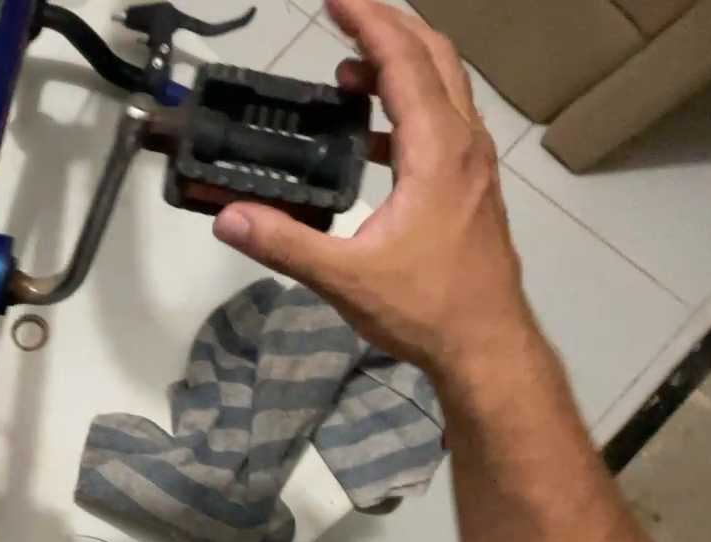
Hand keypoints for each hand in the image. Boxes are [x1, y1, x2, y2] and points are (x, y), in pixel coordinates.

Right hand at [211, 0, 540, 381]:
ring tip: (350, 72)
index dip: (372, 23)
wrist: (483, 341)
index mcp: (436, 152)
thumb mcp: (343, 276)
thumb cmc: (422, 306)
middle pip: (435, 60)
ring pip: (444, 90)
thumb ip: (283, 244)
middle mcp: (463, 145)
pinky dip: (406, 111)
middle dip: (390, 29)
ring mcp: (472, 165)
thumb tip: (227, 219)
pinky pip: (440, 126)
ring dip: (400, 68)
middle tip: (345, 16)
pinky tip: (372, 139)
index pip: (406, 64)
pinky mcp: (467, 188)